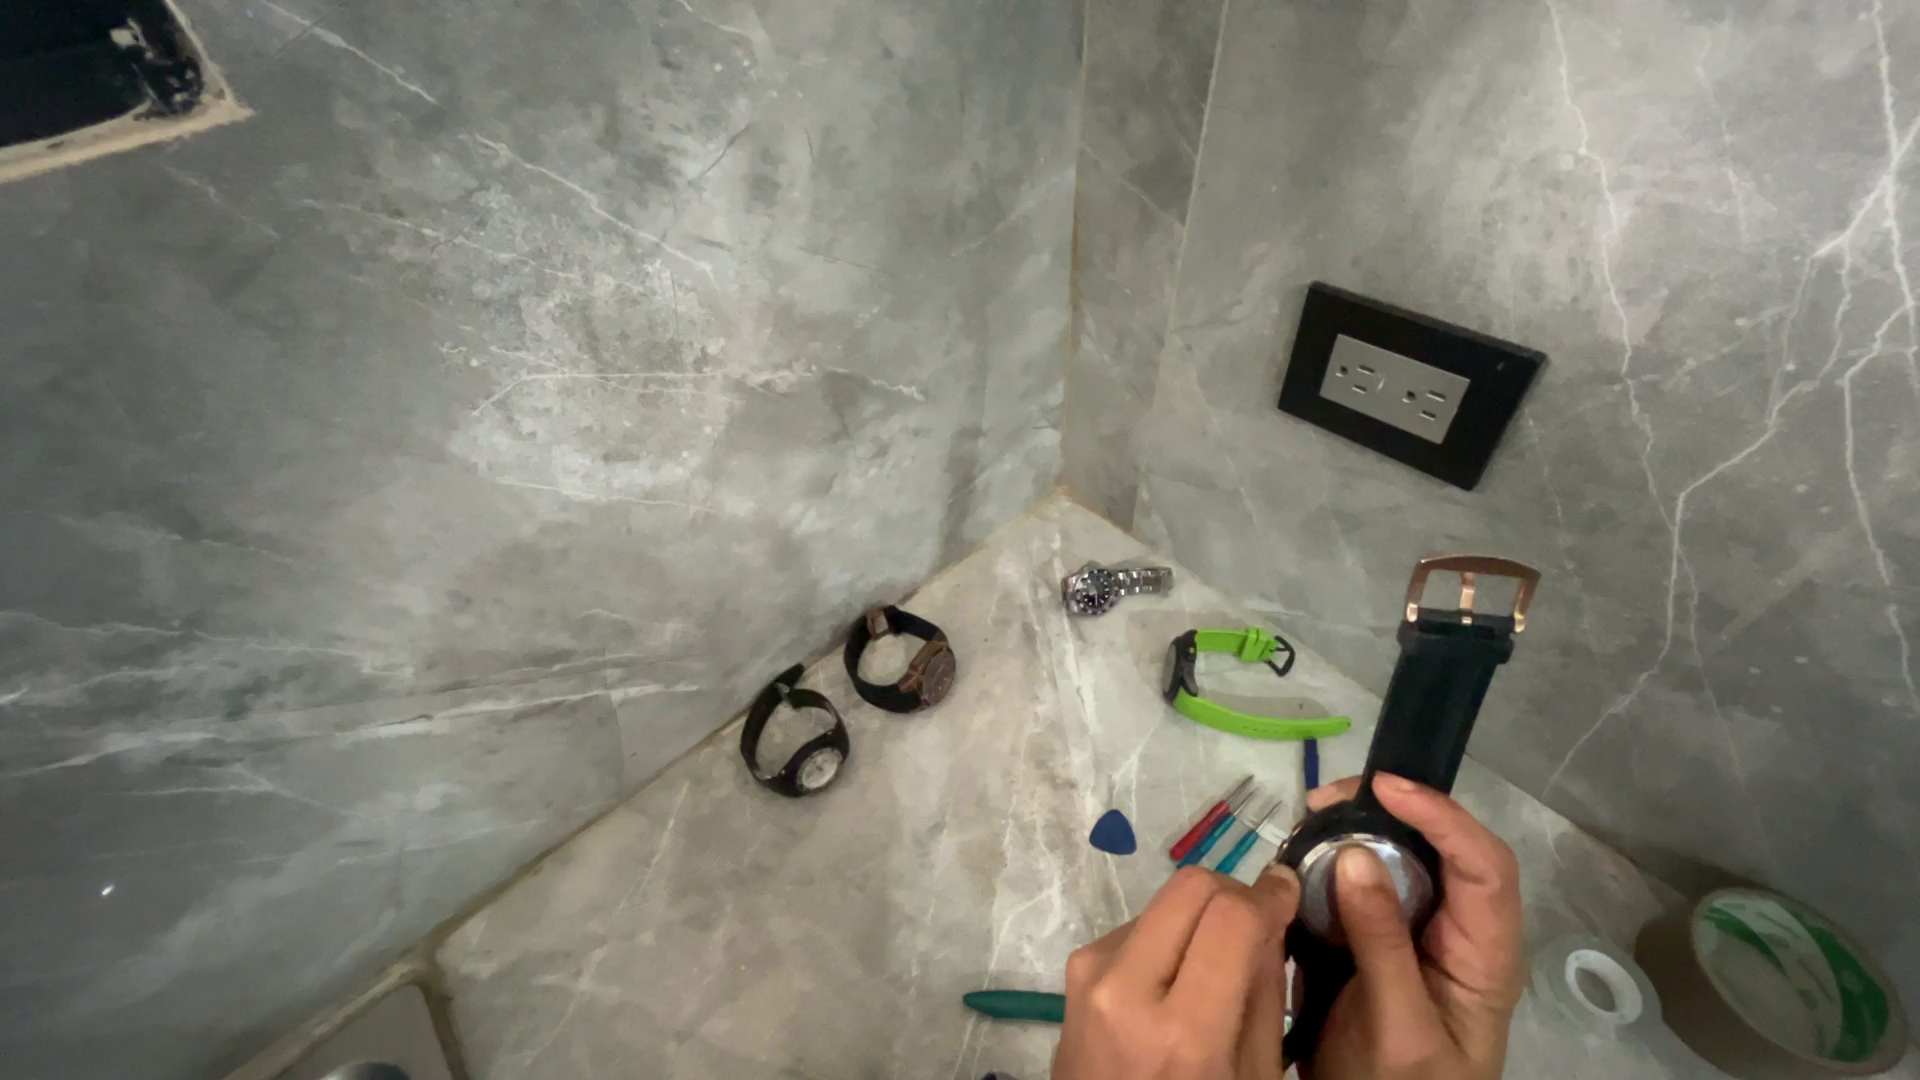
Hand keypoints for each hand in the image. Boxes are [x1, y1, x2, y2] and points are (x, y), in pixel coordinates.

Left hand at [1053, 864, 1299, 1079]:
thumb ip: (1263, 993)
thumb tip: (1270, 914)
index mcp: (1182, 1033)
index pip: (1230, 917)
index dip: (1267, 894)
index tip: (1288, 887)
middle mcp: (1126, 986)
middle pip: (1188, 886)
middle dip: (1232, 891)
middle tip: (1257, 919)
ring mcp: (1092, 970)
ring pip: (1162, 901)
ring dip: (1198, 915)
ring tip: (1215, 960)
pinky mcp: (1076, 966)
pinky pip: (1137, 925)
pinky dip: (1168, 936)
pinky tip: (1176, 977)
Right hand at [1300, 774, 1524, 1079]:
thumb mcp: (1397, 1028)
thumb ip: (1382, 944)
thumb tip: (1355, 852)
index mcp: (1484, 956)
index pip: (1485, 866)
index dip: (1443, 817)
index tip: (1383, 789)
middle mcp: (1455, 929)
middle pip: (1442, 846)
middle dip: (1387, 808)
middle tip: (1323, 800)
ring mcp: (1414, 928)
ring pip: (1399, 853)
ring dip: (1353, 825)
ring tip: (1307, 820)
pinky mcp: (1375, 930)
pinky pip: (1360, 875)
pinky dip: (1329, 852)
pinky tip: (1300, 851)